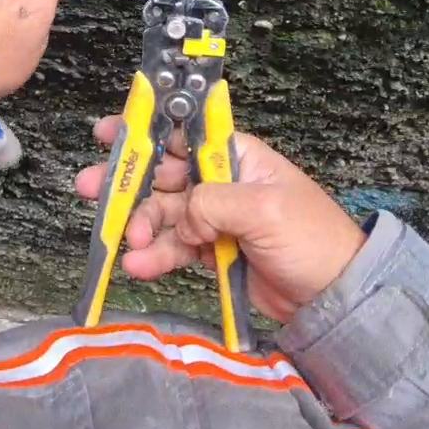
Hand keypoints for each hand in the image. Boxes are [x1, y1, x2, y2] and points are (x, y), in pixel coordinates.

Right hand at [74, 120, 367, 323]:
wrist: (337, 298)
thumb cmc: (312, 239)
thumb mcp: (265, 210)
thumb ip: (213, 203)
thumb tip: (181, 217)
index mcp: (236, 156)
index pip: (183, 133)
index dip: (144, 130)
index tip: (108, 133)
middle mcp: (220, 180)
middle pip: (163, 174)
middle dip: (127, 182)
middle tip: (91, 187)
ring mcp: (215, 217)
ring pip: (163, 213)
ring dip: (140, 225)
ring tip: (125, 244)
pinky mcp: (212, 249)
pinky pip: (174, 246)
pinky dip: (155, 254)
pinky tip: (137, 264)